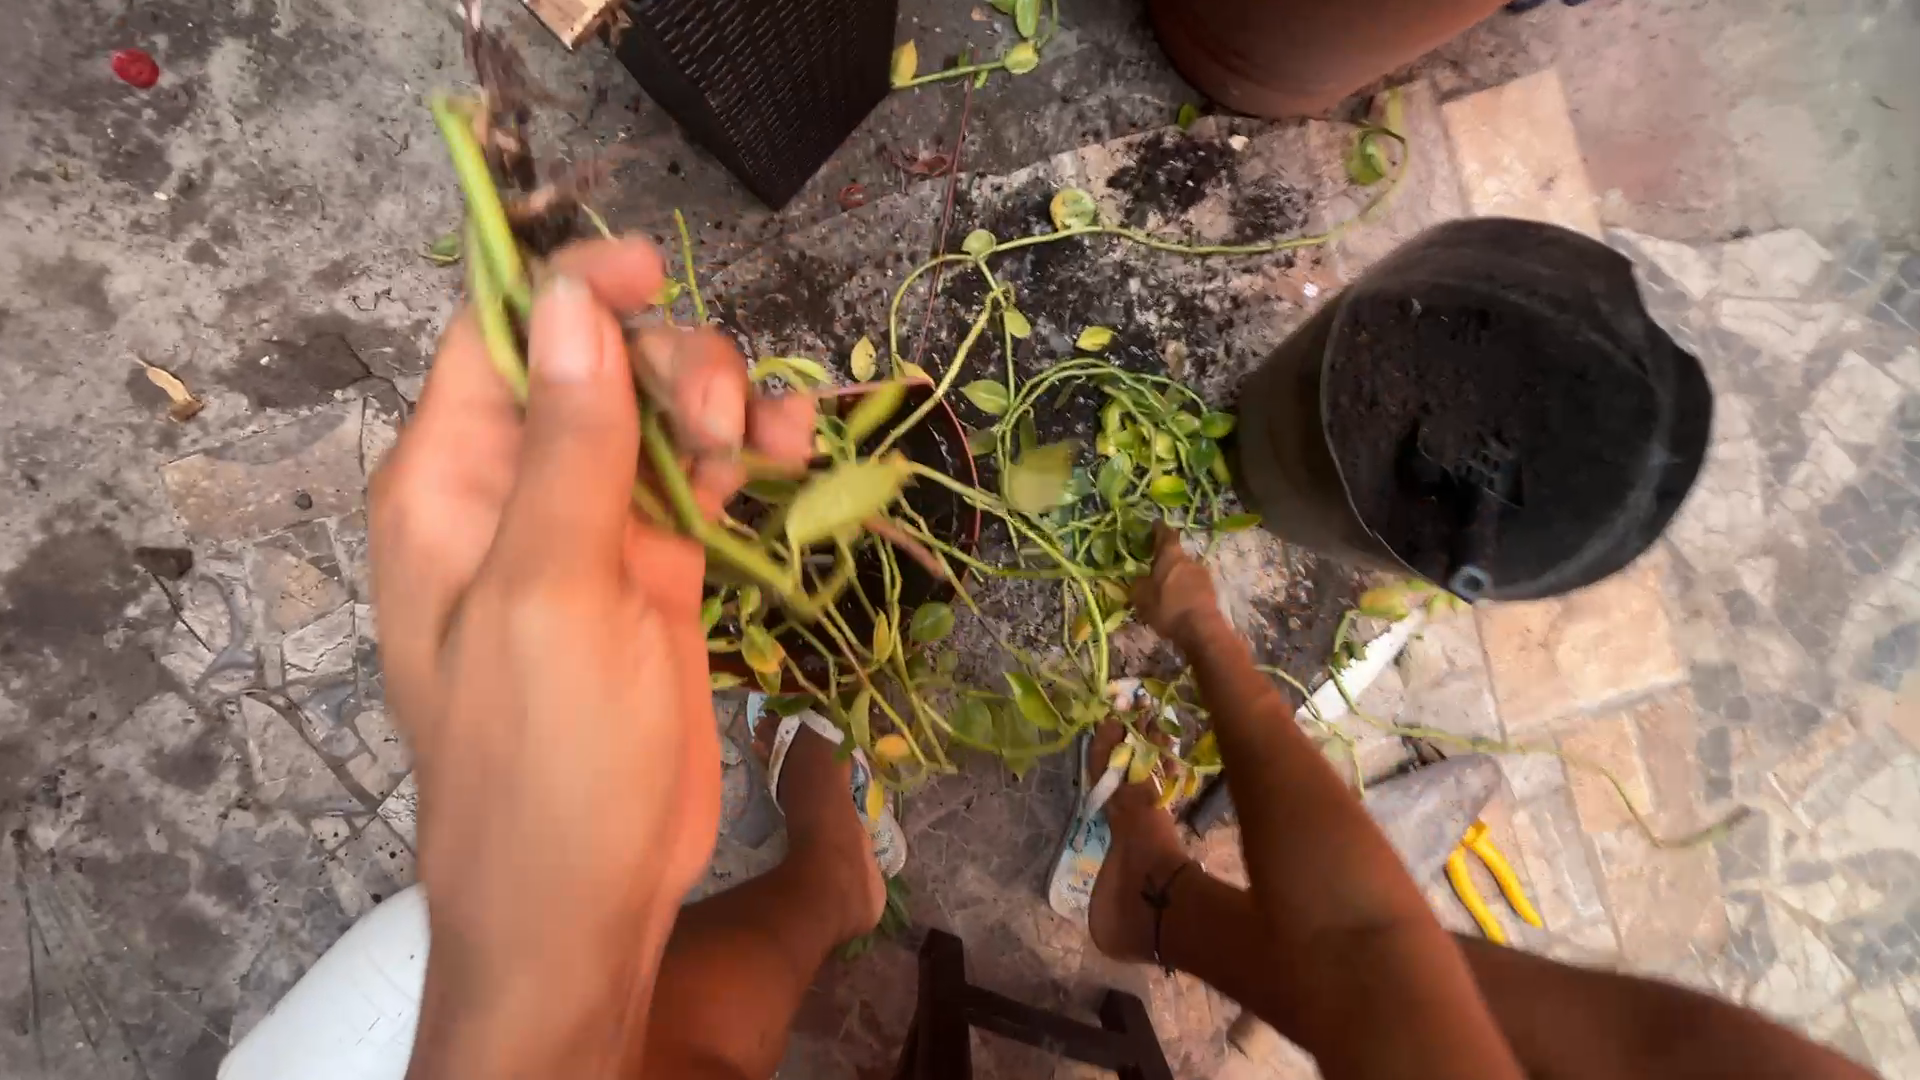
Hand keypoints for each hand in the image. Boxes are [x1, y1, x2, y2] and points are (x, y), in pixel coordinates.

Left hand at [368, 238, 811, 1073]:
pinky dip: (752, 458)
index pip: (505, 340)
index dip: (572, 288)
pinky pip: (711, 479)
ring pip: (670, 417)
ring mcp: (605, 528)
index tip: (651, 269)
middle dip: (672, 368)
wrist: (594, 887)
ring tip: (770, 447)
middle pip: (605, 366)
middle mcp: (528, 492)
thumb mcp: (551, 594)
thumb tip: (574, 304)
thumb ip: (568, 449)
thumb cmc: (545, 756)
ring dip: (727, 408)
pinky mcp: (666, 565)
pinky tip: (792, 457)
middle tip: (719, 428)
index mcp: (457, 485)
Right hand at [1131, 522, 1223, 644]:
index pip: (1165, 534)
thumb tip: (1139, 578)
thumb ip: (1138, 583)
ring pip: (1185, 571)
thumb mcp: (1141, 596)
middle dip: (1165, 561)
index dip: (1159, 529)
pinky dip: (1185, 590)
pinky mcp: (1211, 590)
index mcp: (1170, 555)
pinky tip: (1177, 603)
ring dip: (1176, 577)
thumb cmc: (1167, 607)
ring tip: (1165, 591)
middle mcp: (1189, 559)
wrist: (1201, 629)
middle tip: (1153, 570)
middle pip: (1176, 555)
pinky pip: (1193, 585)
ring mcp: (1203, 574)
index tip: (1154, 525)